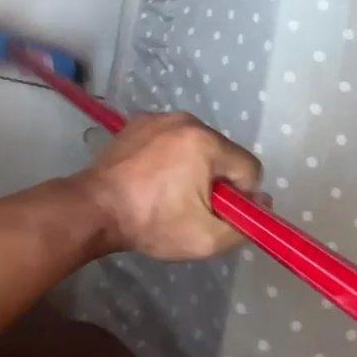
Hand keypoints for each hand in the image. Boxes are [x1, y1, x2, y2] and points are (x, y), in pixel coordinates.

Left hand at [70, 111, 262, 261]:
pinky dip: (169, 157)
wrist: (96, 207)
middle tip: (191, 206)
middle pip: (222, 154)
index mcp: (206, 142)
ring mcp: (158, 118)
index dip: (242, 196)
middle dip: (216, 180)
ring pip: (196, 145)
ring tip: (168, 193)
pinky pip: (170, 139)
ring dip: (193, 167)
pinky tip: (151, 179)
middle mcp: (186, 120)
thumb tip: (260, 203)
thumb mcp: (207, 238)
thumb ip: (245, 224)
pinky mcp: (138, 123)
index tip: (218, 212)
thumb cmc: (153, 222)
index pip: (249, 168)